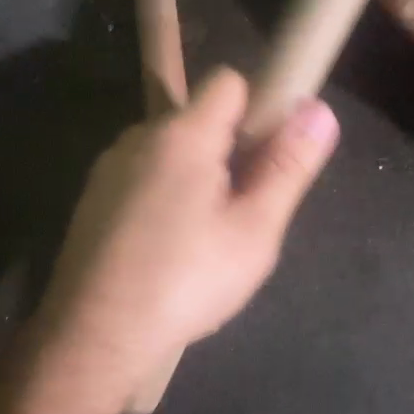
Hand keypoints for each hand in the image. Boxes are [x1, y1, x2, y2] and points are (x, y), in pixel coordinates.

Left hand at [21, 69, 338, 413]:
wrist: (94, 333)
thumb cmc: (186, 281)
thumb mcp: (254, 231)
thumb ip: (287, 166)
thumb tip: (320, 109)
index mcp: (184, 134)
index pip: (227, 81)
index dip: (255, 107)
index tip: (265, 154)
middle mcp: (142, 135)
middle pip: (198, 116)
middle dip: (226, 147)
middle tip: (240, 208)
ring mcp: (111, 164)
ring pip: (169, 147)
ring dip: (192, 172)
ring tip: (203, 234)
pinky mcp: (93, 194)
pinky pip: (142, 172)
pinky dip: (161, 192)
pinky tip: (165, 244)